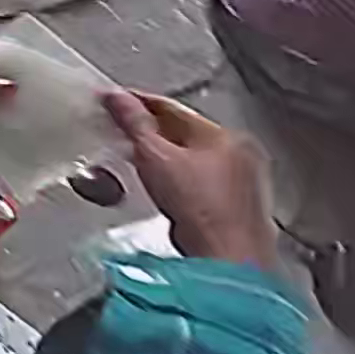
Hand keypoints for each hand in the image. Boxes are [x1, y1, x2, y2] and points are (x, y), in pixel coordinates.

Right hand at [102, 91, 276, 269]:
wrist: (227, 255)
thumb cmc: (198, 204)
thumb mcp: (153, 155)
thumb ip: (133, 123)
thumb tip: (117, 98)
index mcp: (222, 135)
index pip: (171, 107)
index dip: (137, 102)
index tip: (113, 100)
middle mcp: (238, 152)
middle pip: (183, 130)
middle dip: (149, 128)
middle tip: (119, 127)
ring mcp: (241, 178)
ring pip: (191, 153)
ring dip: (163, 151)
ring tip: (135, 155)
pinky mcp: (235, 202)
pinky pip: (198, 175)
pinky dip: (176, 172)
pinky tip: (162, 182)